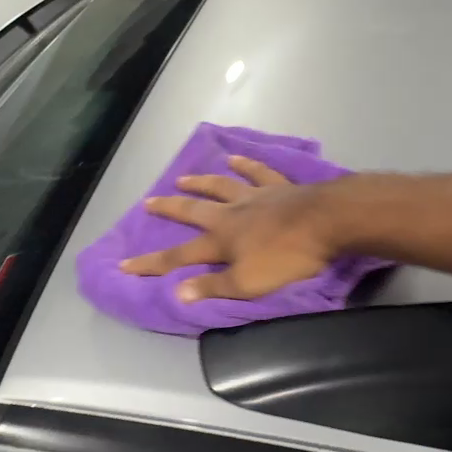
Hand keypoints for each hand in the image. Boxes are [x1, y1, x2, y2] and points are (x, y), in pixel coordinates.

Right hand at [119, 154, 339, 302]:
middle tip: (149, 202)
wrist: (327, 222)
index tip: (125, 264)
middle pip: (193, 210)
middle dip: (169, 208)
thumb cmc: (286, 258)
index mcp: (221, 241)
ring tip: (183, 177)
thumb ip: (213, 287)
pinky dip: (244, 165)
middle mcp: (231, 214)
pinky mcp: (279, 187)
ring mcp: (255, 196)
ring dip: (200, 182)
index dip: (152, 263)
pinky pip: (257, 172)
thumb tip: (177, 291)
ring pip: (221, 186)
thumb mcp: (247, 284)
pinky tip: (235, 159)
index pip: (179, 256)